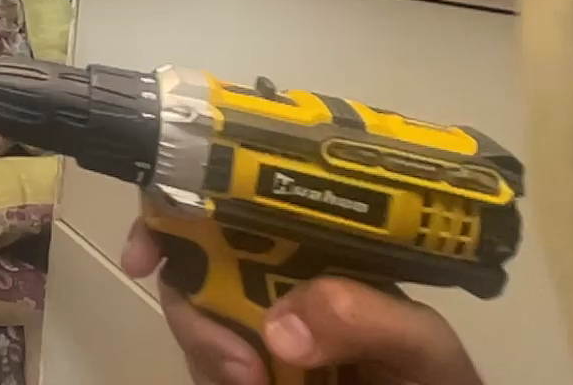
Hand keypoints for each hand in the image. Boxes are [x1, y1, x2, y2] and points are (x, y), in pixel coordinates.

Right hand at [122, 219, 482, 384]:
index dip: (170, 214)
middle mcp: (260, 278)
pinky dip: (211, 375)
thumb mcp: (421, 346)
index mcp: (299, 249)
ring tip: (252, 384)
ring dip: (204, 349)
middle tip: (231, 357)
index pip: (221, 207)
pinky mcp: (234, 367)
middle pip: (183, 262)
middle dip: (185, 302)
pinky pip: (200, 364)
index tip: (144, 254)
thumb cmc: (429, 382)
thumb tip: (275, 328)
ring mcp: (245, 327)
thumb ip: (360, 317)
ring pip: (186, 315)